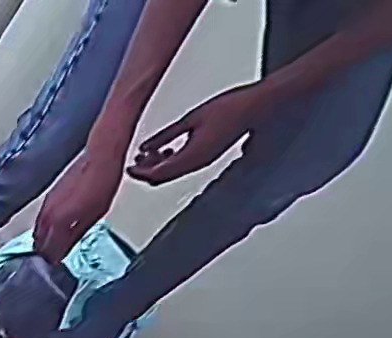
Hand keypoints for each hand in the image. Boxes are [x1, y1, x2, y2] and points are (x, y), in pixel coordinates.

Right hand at [33, 151, 121, 261]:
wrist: (100, 154)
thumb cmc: (104, 180)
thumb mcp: (96, 214)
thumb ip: (77, 234)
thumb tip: (66, 249)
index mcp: (59, 223)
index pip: (48, 252)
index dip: (51, 262)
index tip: (54, 268)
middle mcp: (47, 217)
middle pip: (38, 245)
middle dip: (43, 254)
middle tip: (51, 260)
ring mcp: (45, 207)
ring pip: (36, 233)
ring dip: (42, 242)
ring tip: (51, 246)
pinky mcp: (47, 199)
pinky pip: (40, 221)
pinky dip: (43, 229)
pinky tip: (53, 228)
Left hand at [129, 85, 265, 183]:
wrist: (262, 104)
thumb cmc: (232, 107)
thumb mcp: (192, 118)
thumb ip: (165, 135)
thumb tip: (144, 148)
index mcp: (191, 157)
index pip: (155, 175)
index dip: (138, 173)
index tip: (128, 166)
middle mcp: (195, 165)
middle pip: (160, 179)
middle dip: (144, 171)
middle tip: (135, 160)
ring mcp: (201, 164)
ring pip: (169, 175)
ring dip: (155, 167)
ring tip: (148, 153)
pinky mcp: (206, 158)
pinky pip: (180, 168)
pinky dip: (168, 163)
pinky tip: (166, 149)